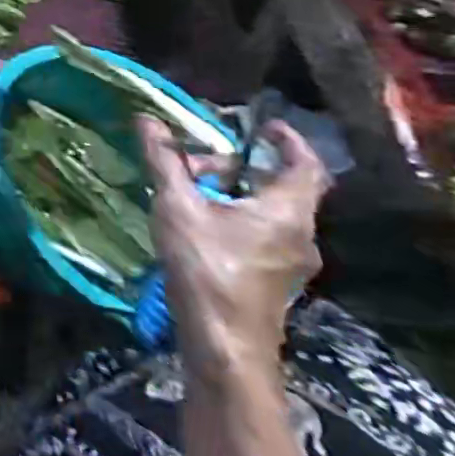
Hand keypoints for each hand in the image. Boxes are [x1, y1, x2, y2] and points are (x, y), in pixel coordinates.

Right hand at [138, 117, 329, 372]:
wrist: (223, 337)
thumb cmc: (206, 264)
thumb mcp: (177, 204)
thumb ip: (164, 160)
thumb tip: (147, 119)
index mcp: (287, 212)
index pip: (307, 168)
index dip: (290, 142)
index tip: (264, 124)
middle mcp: (300, 234)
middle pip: (279, 188)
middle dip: (238, 166)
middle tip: (195, 159)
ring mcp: (290, 260)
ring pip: (267, 211)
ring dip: (232, 191)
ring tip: (187, 188)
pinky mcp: (273, 276)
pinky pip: (260, 232)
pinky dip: (232, 214)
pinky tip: (196, 220)